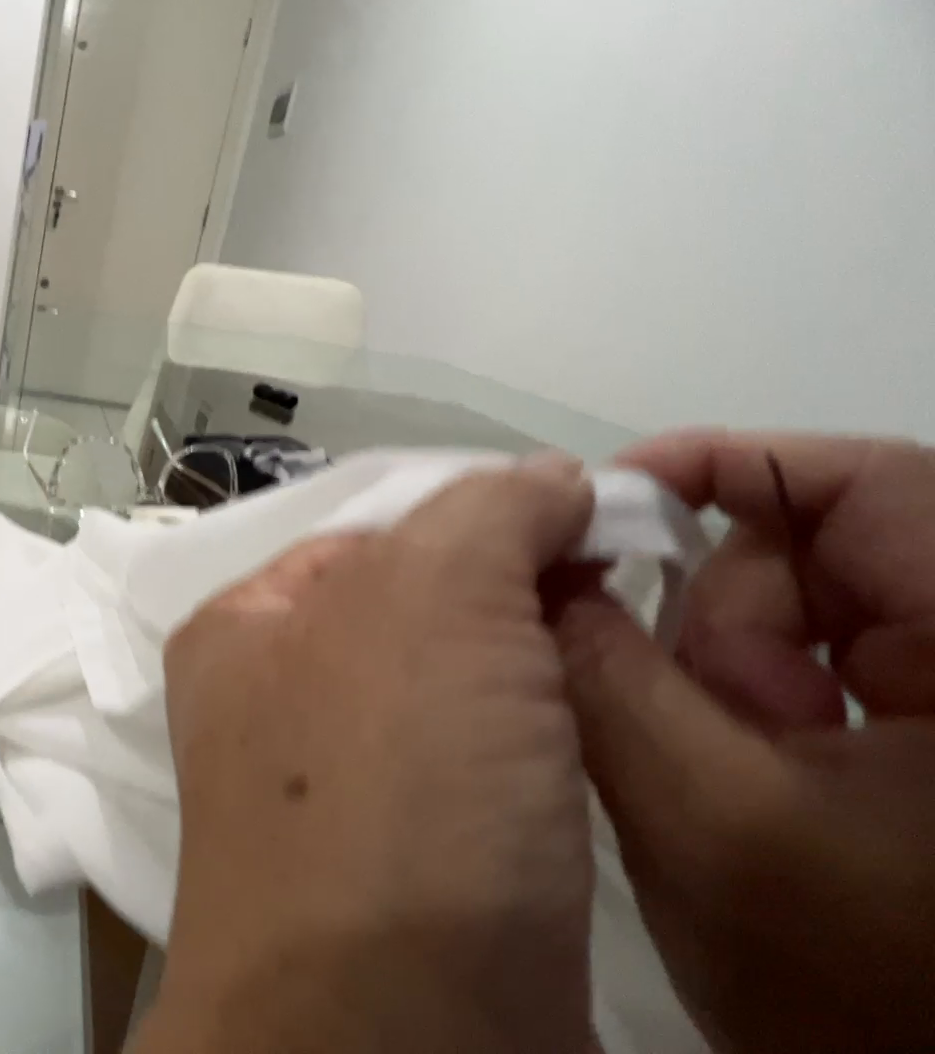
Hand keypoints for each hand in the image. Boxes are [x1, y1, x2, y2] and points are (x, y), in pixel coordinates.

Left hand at [137, 459, 597, 1053]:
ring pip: (450, 690)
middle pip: (411, 609)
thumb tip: (545, 484)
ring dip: (531, 670)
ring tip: (599, 666)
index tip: (582, 527)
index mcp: (242, 625)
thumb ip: (483, 514)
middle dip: (511, 595)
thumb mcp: (427, 598)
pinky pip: (476, 767)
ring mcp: (327, 783)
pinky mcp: (397, 859)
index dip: (477, 517)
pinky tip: (580, 741)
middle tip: (603, 593)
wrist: (386, 1024)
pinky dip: (533, 743)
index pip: (368, 534)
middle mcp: (268, 696)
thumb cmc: (387, 780)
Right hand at [553, 430, 934, 1052]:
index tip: (609, 497)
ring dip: (723, 675)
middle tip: (678, 710)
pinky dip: (737, 699)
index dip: (729, 463)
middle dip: (717, 620)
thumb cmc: (843, 972)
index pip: (870, 486)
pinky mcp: (917, 727)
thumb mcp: (700, 809)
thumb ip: (607, 674)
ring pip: (792, 617)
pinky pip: (798, 667)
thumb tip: (539, 571)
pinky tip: (728, 764)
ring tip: (717, 763)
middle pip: (810, 558)